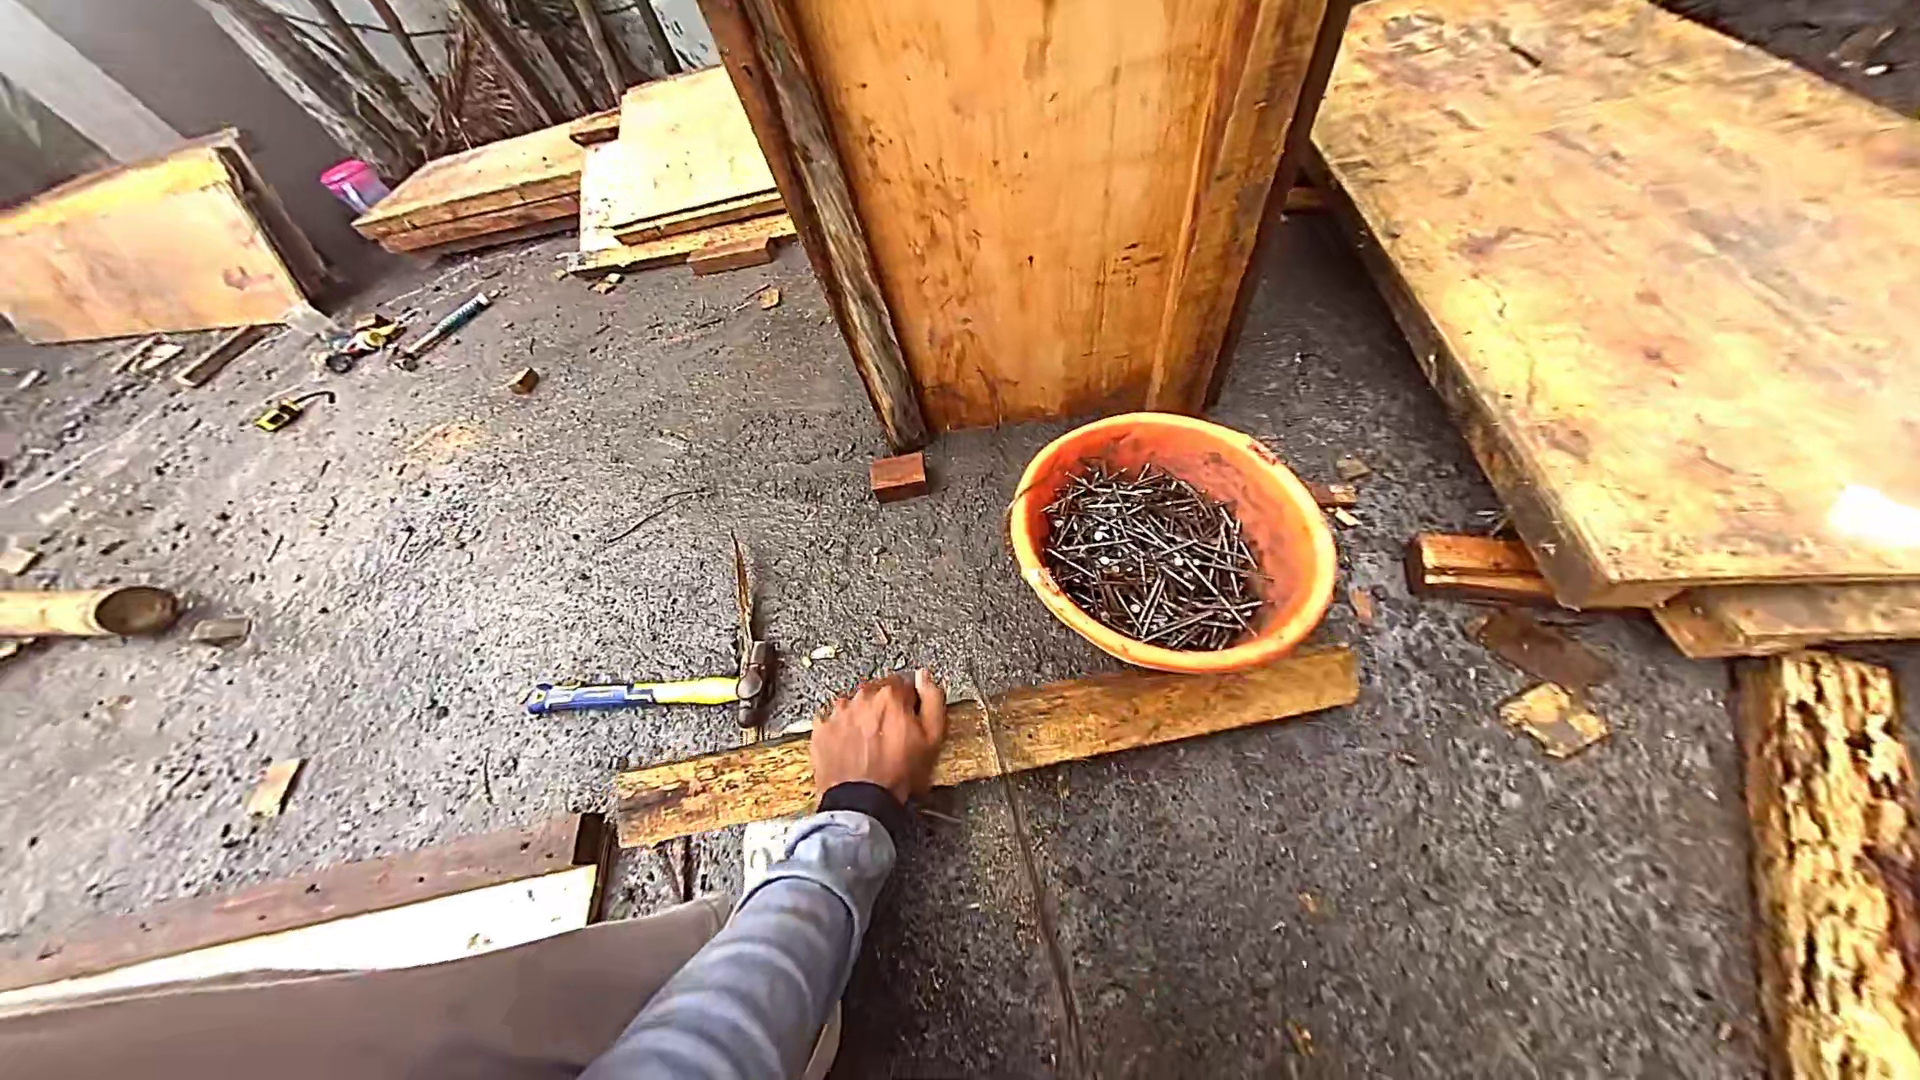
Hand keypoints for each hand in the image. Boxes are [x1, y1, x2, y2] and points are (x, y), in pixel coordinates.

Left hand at [811, 669, 947, 802]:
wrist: (861, 801)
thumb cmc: (897, 773)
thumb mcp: (932, 738)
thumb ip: (932, 699)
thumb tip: (924, 677)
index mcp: (890, 695)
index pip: (903, 684)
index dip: (908, 703)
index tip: (908, 720)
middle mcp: (862, 697)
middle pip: (877, 692)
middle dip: (884, 708)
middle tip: (889, 735)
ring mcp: (839, 712)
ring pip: (855, 705)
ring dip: (862, 717)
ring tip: (868, 744)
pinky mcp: (822, 728)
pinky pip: (834, 720)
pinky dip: (841, 729)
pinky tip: (850, 747)